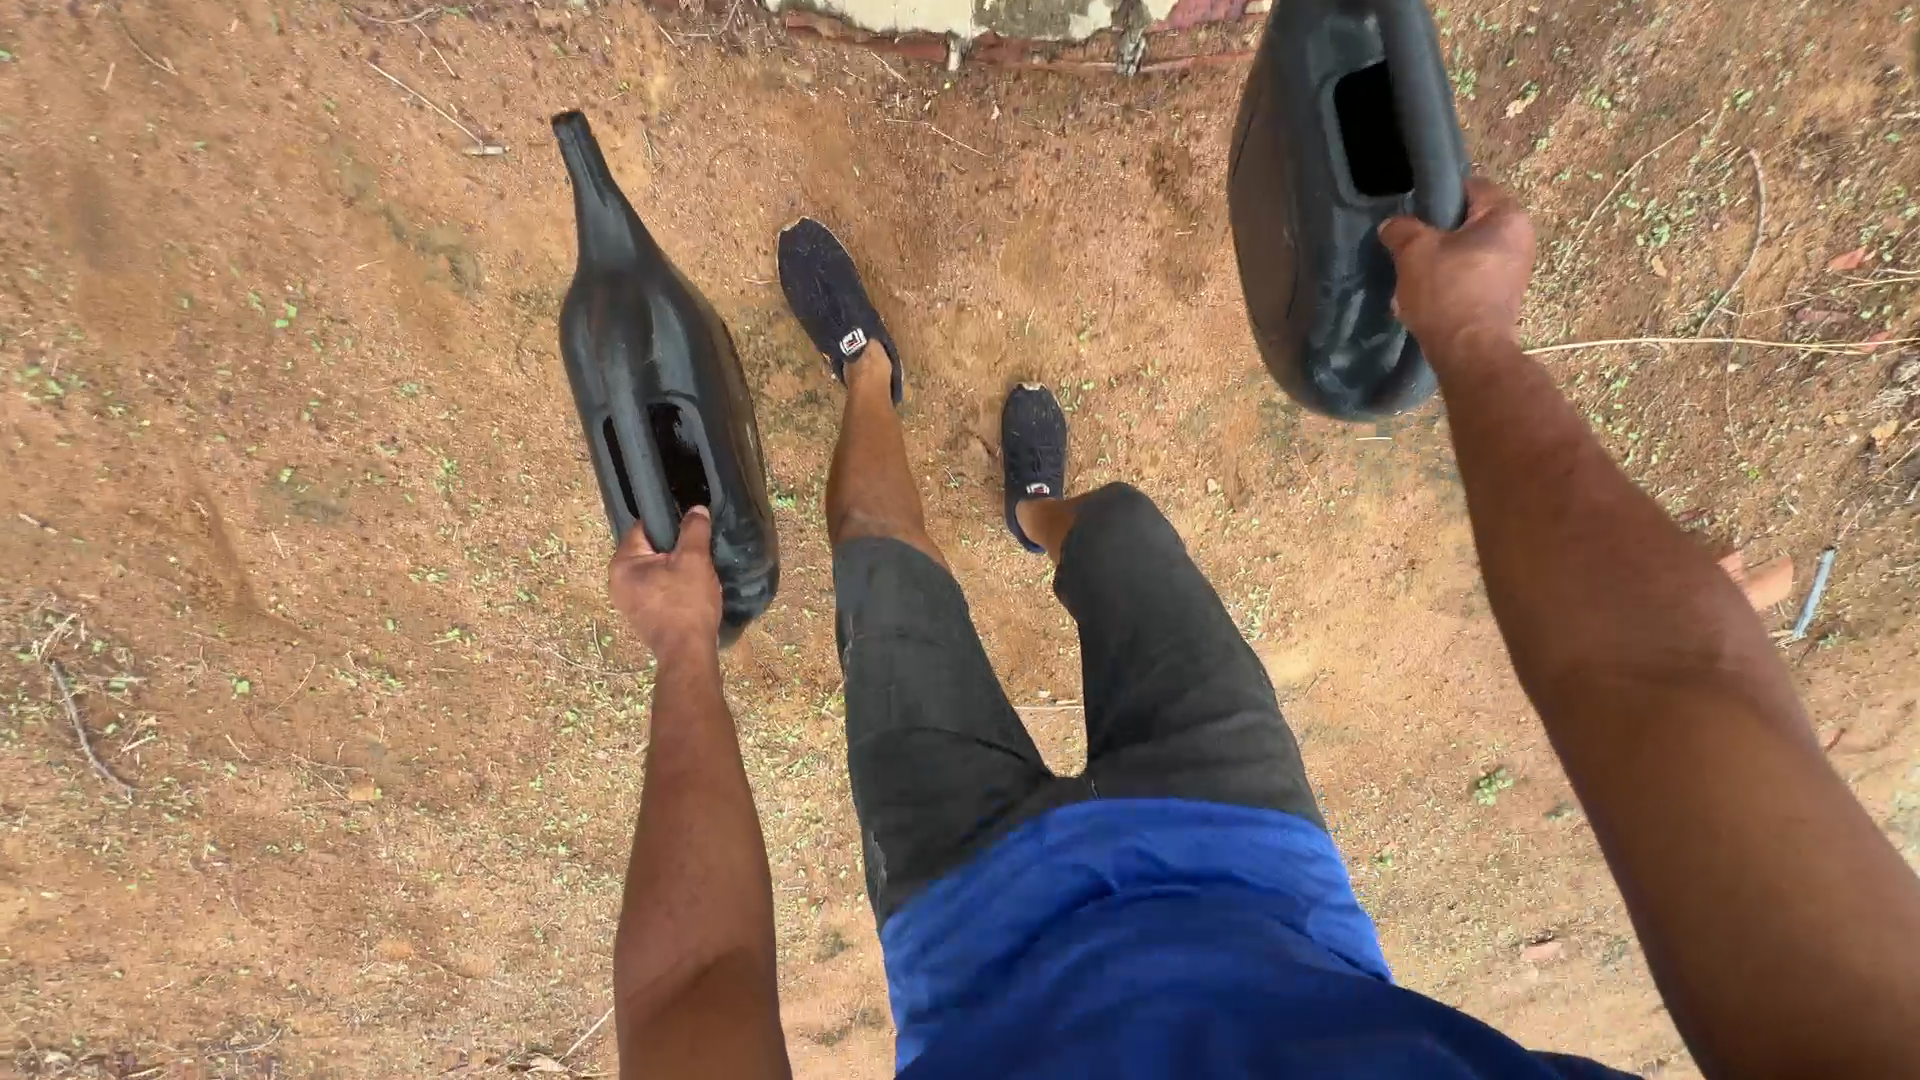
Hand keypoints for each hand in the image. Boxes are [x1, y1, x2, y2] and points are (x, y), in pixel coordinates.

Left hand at [608, 507, 721, 662]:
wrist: (688, 652)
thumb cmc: (687, 603)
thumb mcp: (695, 560)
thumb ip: (694, 530)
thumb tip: (696, 509)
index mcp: (622, 563)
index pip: (643, 528)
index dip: (669, 524)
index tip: (691, 527)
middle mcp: (616, 581)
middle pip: (649, 550)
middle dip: (673, 549)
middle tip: (699, 552)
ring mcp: (626, 602)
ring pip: (654, 572)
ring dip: (674, 569)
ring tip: (698, 572)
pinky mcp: (640, 616)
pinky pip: (656, 590)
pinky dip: (671, 587)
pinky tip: (690, 592)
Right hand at [1379, 178, 1536, 358]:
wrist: (1468, 349)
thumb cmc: (1447, 290)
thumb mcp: (1414, 252)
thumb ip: (1401, 230)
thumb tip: (1392, 224)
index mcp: (1506, 215)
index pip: (1471, 187)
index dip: (1438, 195)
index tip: (1412, 212)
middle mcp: (1520, 236)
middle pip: (1470, 222)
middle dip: (1438, 233)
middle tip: (1408, 247)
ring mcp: (1515, 268)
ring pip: (1469, 252)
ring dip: (1441, 260)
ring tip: (1413, 275)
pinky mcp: (1503, 296)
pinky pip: (1472, 276)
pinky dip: (1450, 281)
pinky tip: (1427, 296)